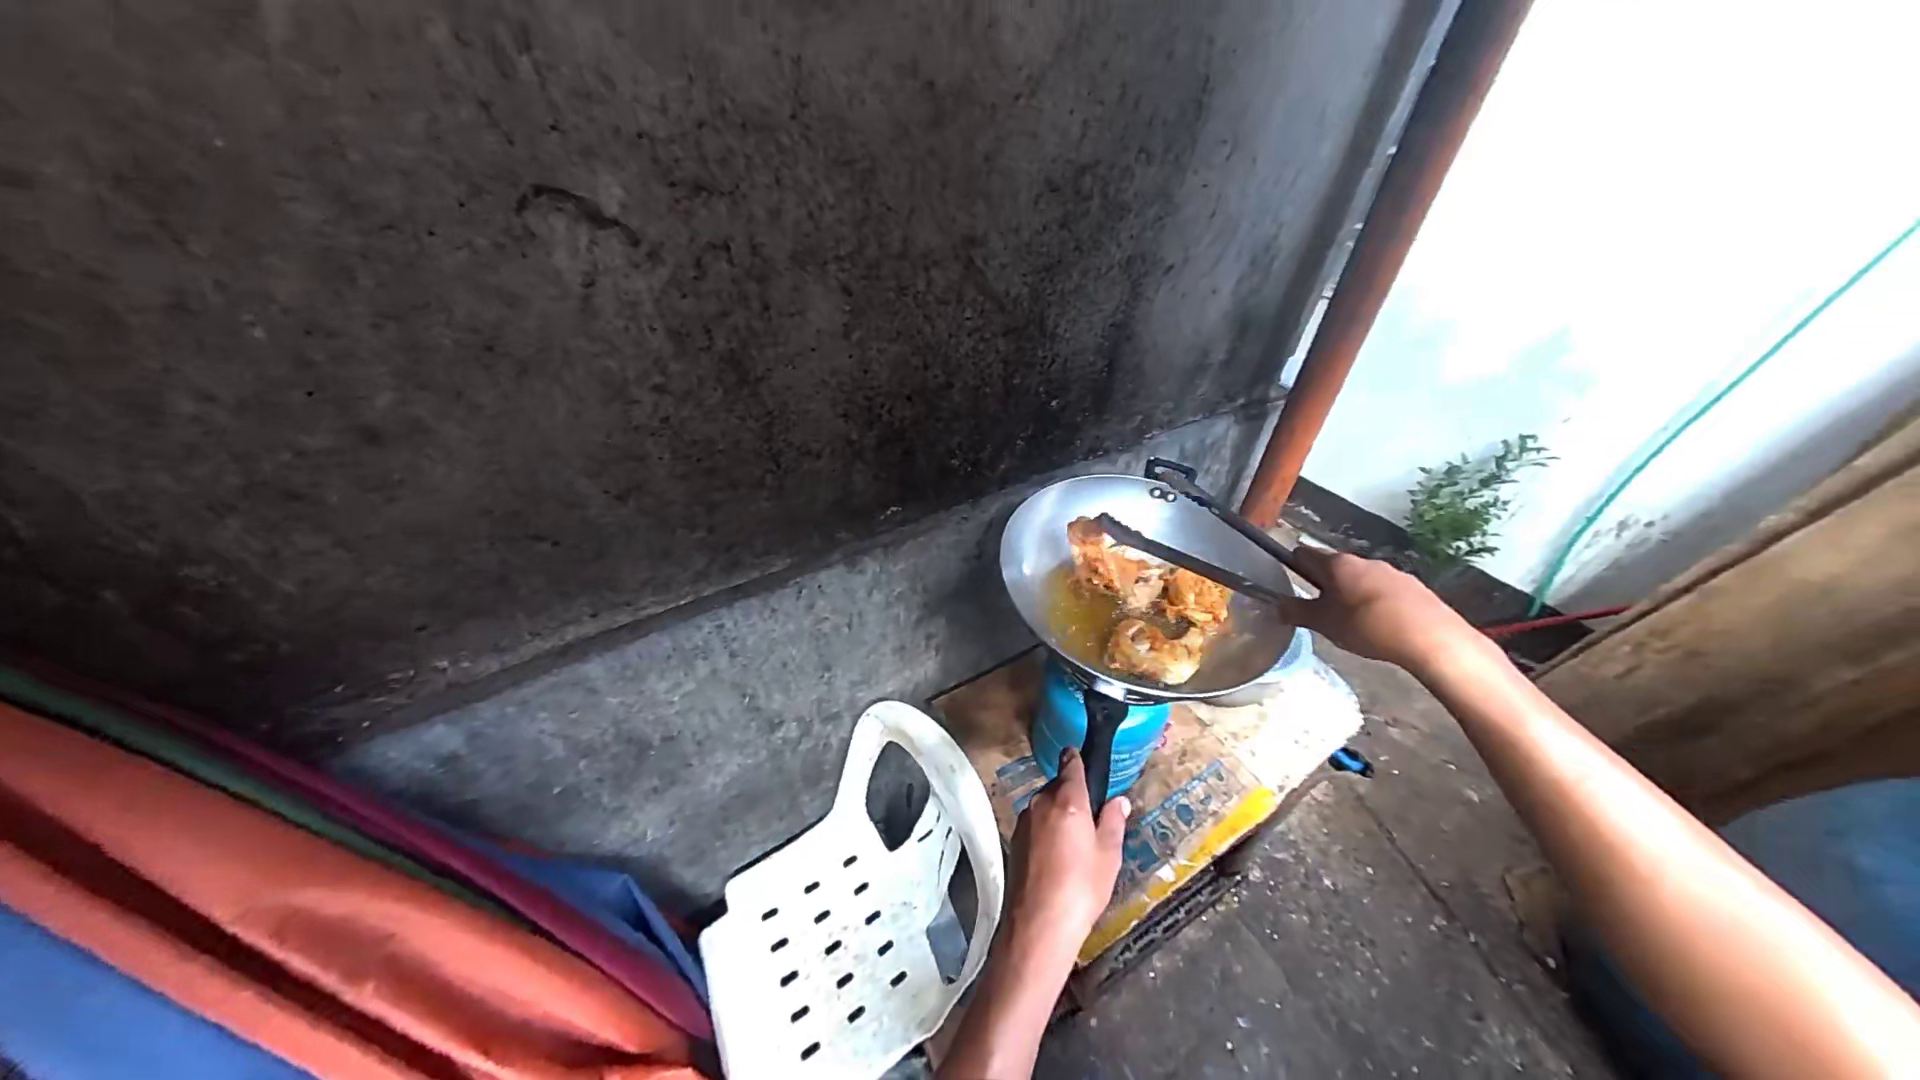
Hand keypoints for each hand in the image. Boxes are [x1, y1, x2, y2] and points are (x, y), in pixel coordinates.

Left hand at [1004, 748, 1129, 962]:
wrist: (1038, 923)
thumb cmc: (1082, 887)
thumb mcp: (1109, 855)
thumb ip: (1113, 821)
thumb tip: (1118, 800)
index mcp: (1067, 799)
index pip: (1070, 763)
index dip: (1077, 758)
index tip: (1082, 757)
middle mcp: (1041, 802)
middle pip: (1058, 786)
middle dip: (1072, 796)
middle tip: (1091, 820)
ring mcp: (1024, 820)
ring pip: (1045, 806)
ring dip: (1058, 815)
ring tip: (1076, 846)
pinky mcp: (1014, 839)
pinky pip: (1035, 825)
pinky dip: (1046, 832)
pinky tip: (1057, 858)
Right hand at [1280, 545, 1484, 672]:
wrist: (1431, 638)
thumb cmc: (1366, 626)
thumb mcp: (1323, 623)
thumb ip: (1296, 612)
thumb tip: (1279, 605)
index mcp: (1336, 564)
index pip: (1303, 553)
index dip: (1293, 566)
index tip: (1292, 586)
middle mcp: (1363, 560)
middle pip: (1333, 566)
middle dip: (1324, 584)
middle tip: (1321, 612)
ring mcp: (1392, 572)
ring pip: (1360, 578)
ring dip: (1351, 593)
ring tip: (1353, 623)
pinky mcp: (1414, 587)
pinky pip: (1384, 590)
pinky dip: (1376, 602)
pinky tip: (1381, 625)